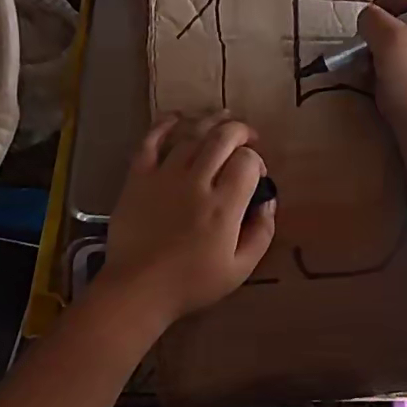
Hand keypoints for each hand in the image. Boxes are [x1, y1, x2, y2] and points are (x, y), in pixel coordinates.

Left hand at [101, 113, 276, 323]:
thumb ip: (262, 232)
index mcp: (223, 206)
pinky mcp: (138, 177)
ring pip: (191, 134)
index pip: (247, 161)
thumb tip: (269, 201)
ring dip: (210, 122)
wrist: (137, 289)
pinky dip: (165, 124)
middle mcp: (196, 182)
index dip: (257, 161)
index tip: (256, 175)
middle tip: (247, 138)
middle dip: (241, 130)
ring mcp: (164, 176)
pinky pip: (151, 140)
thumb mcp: (240, 268)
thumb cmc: (192, 283)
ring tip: (222, 119)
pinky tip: (177, 117)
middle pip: (223, 137)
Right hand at [358, 0, 406, 130]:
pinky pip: (382, 43)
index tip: (389, 18)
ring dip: (373, 37)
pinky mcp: (405, 58)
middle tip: (378, 38)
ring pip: (384, 24)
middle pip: (395, 1)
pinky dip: (373, 51)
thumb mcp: (389, 35)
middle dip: (379, 19)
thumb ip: (370, 16)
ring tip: (373, 55)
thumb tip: (365, 21)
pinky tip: (371, 66)